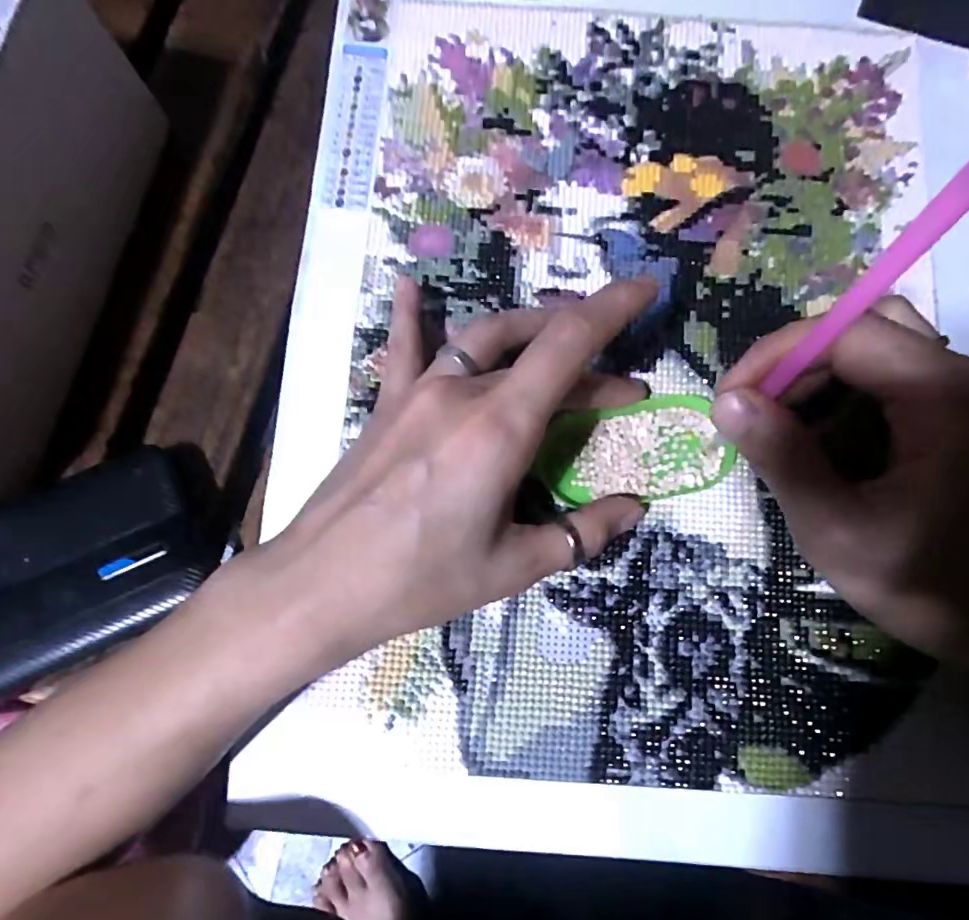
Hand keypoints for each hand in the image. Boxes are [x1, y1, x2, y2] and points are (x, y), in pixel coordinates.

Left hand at [234, 278, 653, 670]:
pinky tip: (410, 285)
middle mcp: (461, 392)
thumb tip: (634, 508)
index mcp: (500, 427)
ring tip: (557, 341)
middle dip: (589, 362)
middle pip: (537, 348)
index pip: (569, 345)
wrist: (322, 584)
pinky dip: (413, 315)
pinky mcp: (386, 405)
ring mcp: (417, 392)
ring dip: (529, 330)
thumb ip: (582, 533)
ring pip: (483, 336)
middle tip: (619, 394)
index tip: (646, 288)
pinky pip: (404, 348)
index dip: (613, 309)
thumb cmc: (422, 580)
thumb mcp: (514, 567)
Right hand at [712, 298, 968, 656]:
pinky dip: (845, 386)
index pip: (851, 333)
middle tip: (750, 407)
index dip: (780, 354)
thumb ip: (782, 458)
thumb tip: (726, 402)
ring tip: (776, 416)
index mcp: (948, 399)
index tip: (730, 396)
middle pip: (868, 325)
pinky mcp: (966, 402)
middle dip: (796, 360)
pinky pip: (895, 367)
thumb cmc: (908, 582)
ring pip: (880, 339)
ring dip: (818, 370)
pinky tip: (817, 427)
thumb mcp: (831, 527)